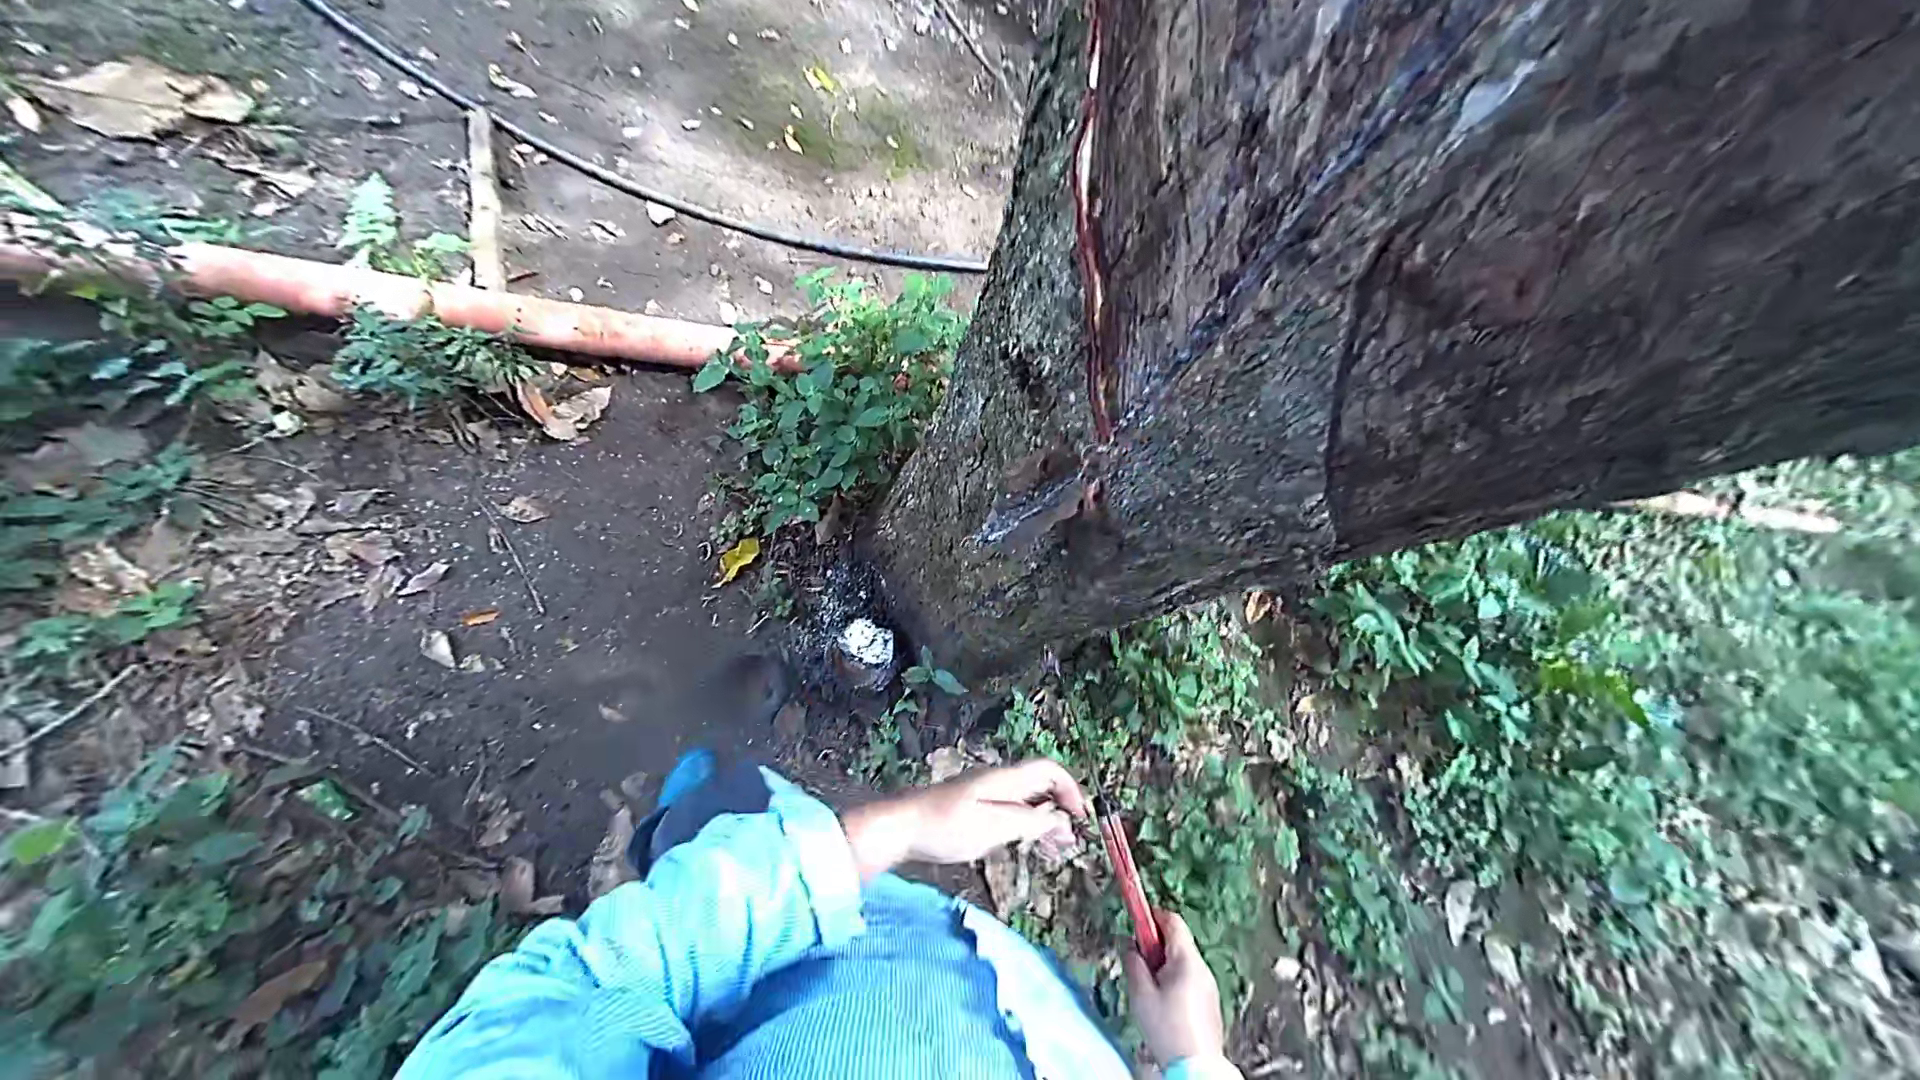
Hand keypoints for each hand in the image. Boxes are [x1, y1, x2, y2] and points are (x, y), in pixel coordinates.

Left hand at [841, 759, 1087, 878]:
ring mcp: (987, 793)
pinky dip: (1027, 825)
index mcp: (1004, 779)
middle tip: (1072, 840)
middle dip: (1062, 808)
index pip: (1048, 770)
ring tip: (1058, 848)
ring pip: (1028, 800)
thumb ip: (1026, 821)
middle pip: (1041, 785)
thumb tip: (1059, 818)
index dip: (1070, 788)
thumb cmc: (944, 827)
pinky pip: (1012, 810)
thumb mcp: (990, 828)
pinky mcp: (976, 807)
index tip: (1082, 817)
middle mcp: (999, 781)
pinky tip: (1029, 844)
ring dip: (1046, 820)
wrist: (902, 826)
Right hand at [1124, 911, 1226, 1065]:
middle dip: (1154, 944)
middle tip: (1138, 960)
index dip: (1151, 915)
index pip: (1171, 920)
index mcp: (1186, 960)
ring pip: (1182, 960)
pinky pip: (1189, 978)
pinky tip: (1164, 1002)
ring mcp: (1208, 986)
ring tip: (1149, 986)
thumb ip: (1133, 961)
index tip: (1136, 918)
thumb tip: (1129, 945)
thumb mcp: (1140, 993)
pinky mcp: (1209, 1003)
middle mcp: (1202, 968)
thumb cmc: (1168, 1030)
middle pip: (1176, 940)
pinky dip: (1174, 979)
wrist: (1196, 1071)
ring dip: (1163, 963)